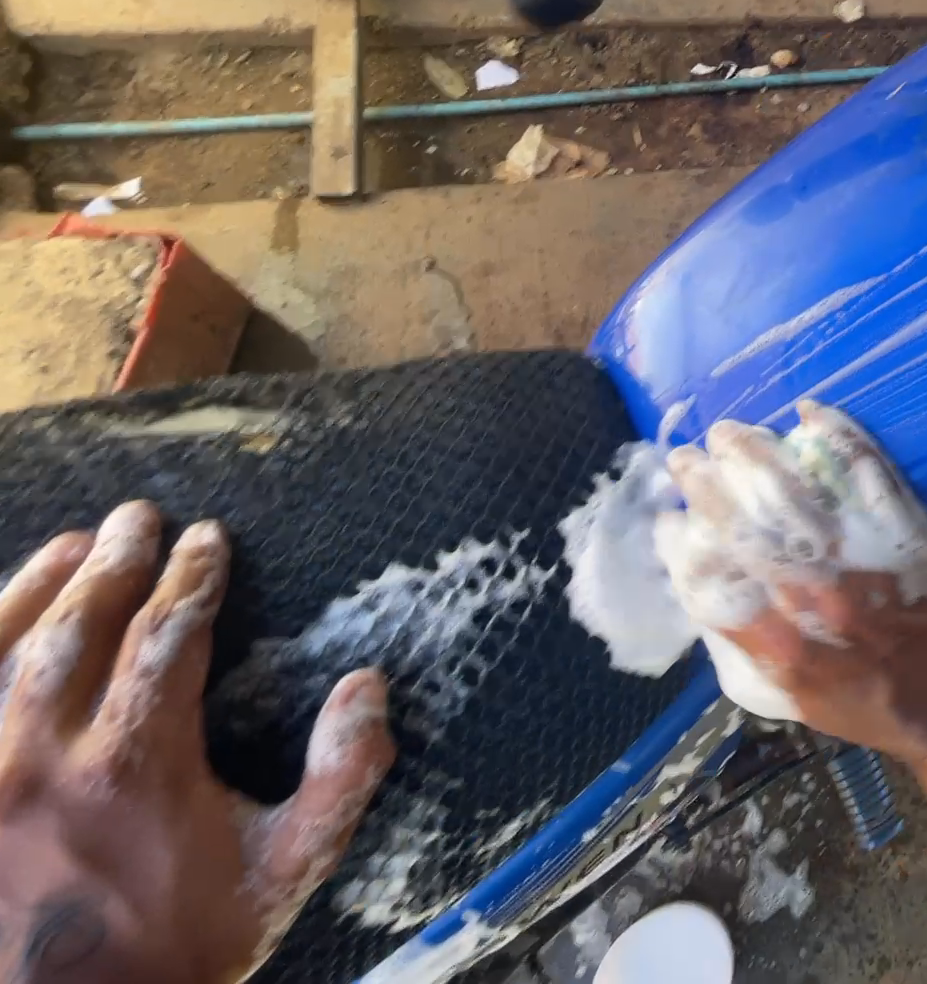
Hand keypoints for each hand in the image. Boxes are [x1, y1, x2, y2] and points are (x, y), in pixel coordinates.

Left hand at [0, 501, 394, 983]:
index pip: (168, 639)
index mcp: (135, 765)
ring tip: (67, 544)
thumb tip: (368, 684)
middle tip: (138, 515)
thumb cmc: (185, 936)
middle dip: (112, 564)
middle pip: (75, 632)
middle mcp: (40, 760)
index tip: (209, 537)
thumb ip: (346, 773)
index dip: (192, 579)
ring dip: (32, 590)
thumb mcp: (295, 862)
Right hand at [656, 402, 926, 758]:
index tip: (668, 519)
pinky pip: (871, 480)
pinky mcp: (908, 540)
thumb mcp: (791, 703)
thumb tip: (703, 598)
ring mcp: (865, 566)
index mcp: (783, 651)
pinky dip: (841, 440)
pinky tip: (812, 413)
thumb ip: (743, 654)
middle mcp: (818, 605)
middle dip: (708, 488)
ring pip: (801, 500)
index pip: (715, 588)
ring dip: (758, 457)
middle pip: (750, 532)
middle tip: (686, 458)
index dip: (683, 547)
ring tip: (730, 433)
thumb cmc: (866, 706)